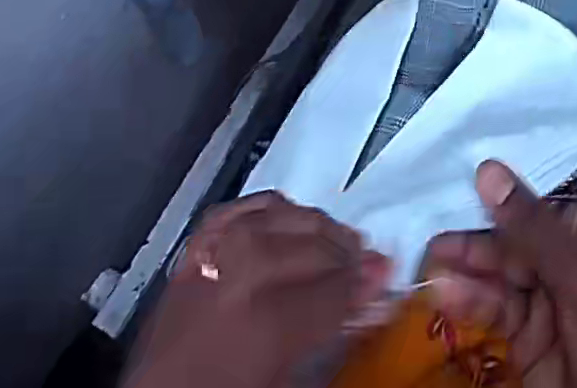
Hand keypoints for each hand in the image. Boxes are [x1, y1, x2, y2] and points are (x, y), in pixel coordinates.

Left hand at [122, 191, 391, 387]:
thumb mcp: (282, 380)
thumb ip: (324, 338)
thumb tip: (366, 305)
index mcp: (260, 326)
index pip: (326, 293)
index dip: (361, 283)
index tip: (385, 275)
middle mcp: (234, 278)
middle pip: (305, 247)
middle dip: (343, 252)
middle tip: (369, 257)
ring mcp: (209, 256)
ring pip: (276, 218)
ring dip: (313, 224)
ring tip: (338, 237)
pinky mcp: (191, 248)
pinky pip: (239, 209)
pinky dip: (269, 207)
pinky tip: (288, 215)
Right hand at [419, 161, 576, 387]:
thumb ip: (534, 227)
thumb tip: (487, 168)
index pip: (552, 174)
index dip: (512, 160)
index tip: (466, 143)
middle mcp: (572, 248)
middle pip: (515, 218)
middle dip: (475, 216)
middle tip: (432, 207)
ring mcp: (549, 289)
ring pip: (498, 259)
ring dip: (465, 257)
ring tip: (431, 255)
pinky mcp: (528, 327)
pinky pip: (492, 300)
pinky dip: (468, 296)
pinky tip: (443, 291)